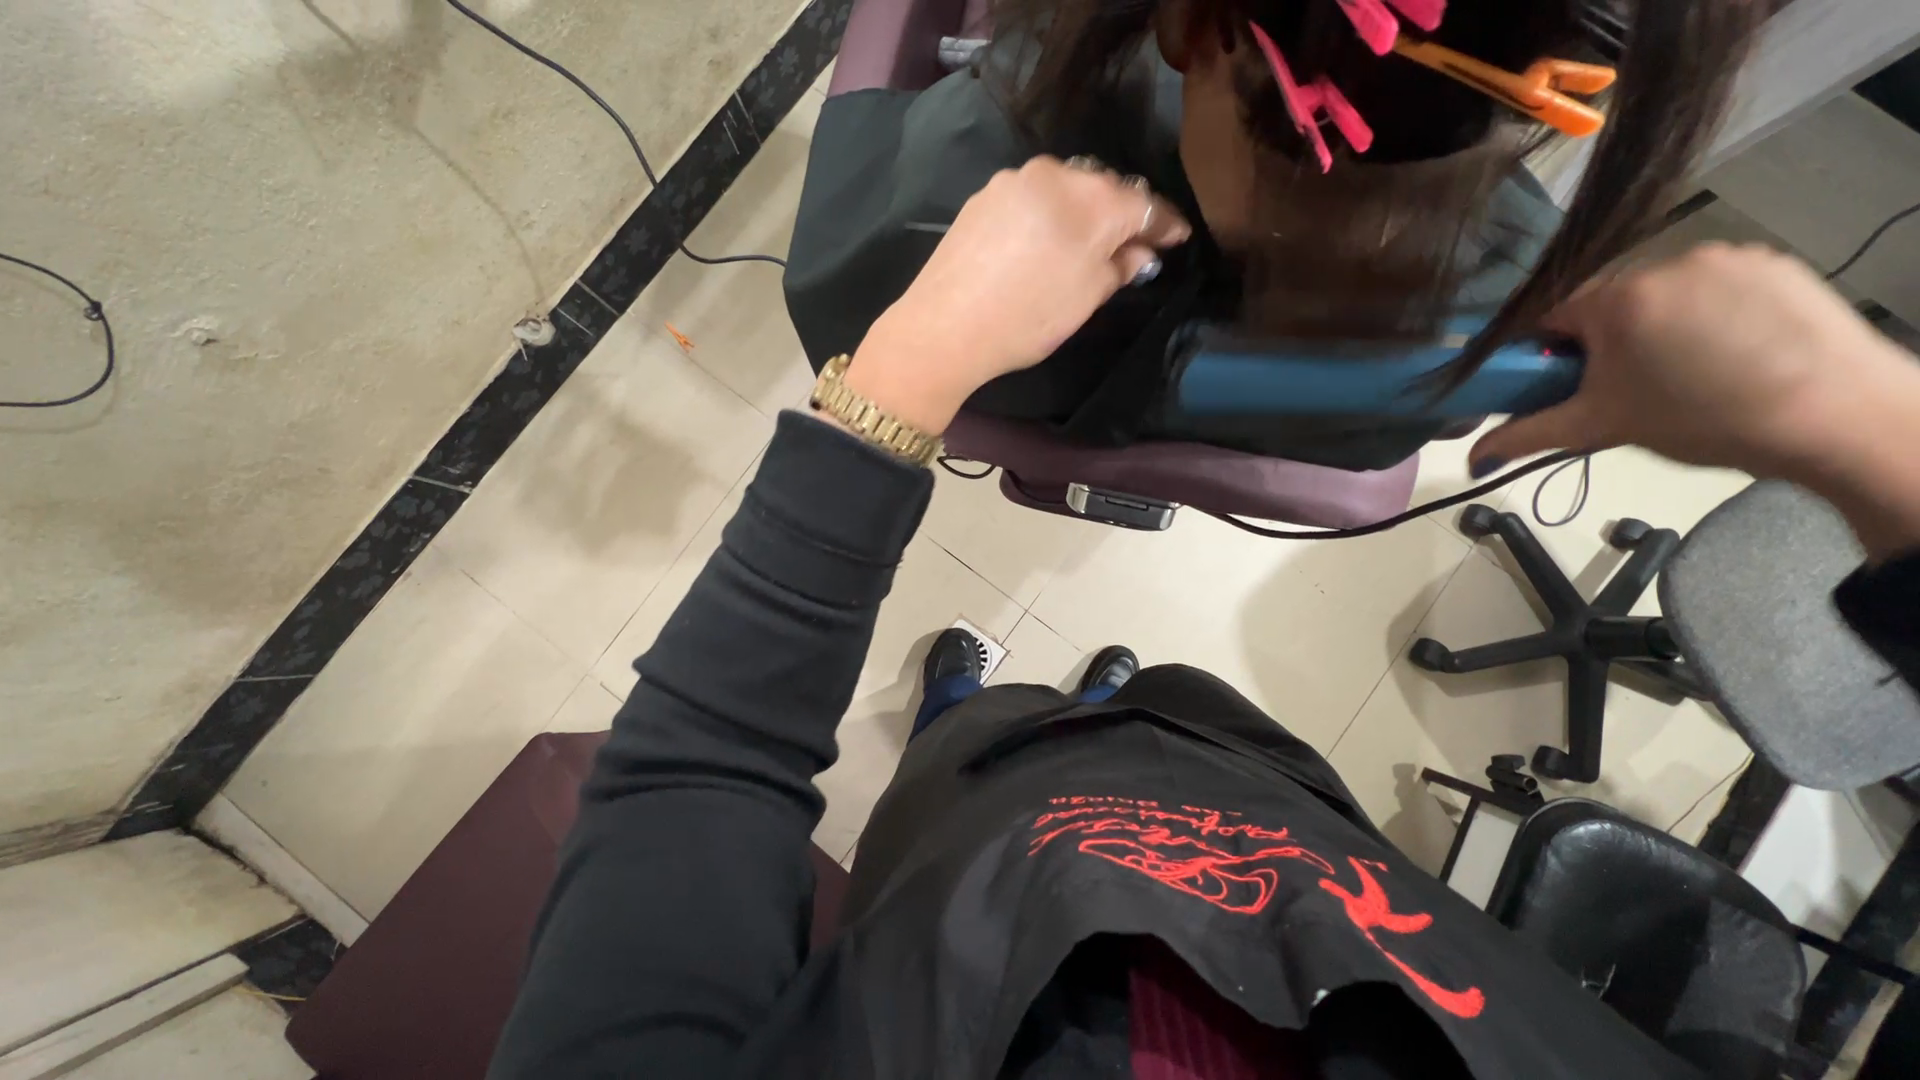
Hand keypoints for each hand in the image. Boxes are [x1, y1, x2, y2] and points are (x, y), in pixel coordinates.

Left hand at [838, 156, 1190, 433]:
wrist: (944, 327)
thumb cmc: (1027, 318)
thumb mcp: (1086, 298)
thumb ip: (1119, 267)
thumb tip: (1139, 252)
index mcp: (1094, 199)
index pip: (1144, 204)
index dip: (1165, 224)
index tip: (1177, 238)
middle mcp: (1057, 174)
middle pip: (1105, 188)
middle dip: (1123, 213)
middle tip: (1133, 244)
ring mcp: (1015, 180)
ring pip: (1067, 188)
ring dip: (1084, 210)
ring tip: (1087, 242)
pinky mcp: (985, 195)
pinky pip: (1034, 196)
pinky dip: (1050, 213)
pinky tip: (1046, 239)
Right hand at [1471, 243, 1919, 557]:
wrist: (1838, 419)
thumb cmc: (1703, 421)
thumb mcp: (1602, 428)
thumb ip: (1528, 435)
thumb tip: (1471, 458)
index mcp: (1617, 299)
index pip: (1549, 315)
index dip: (1547, 352)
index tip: (1561, 382)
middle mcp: (1667, 263)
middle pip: (1607, 303)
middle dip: (1606, 341)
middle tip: (1626, 388)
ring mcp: (1727, 257)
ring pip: (1661, 294)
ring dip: (1657, 326)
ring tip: (1686, 373)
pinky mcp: (1776, 263)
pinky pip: (1715, 285)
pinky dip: (1709, 314)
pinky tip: (1728, 352)